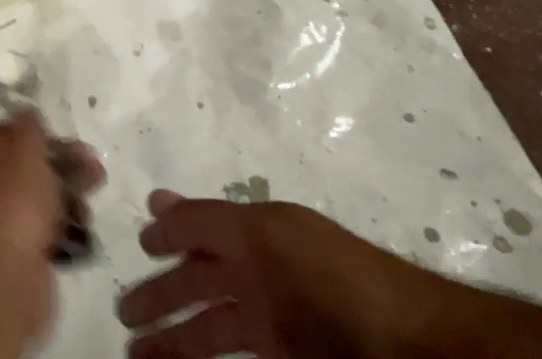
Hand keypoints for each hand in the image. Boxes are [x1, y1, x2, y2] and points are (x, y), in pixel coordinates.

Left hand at [0, 111, 104, 339]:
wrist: (8, 274)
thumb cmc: (18, 201)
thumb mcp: (26, 149)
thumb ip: (29, 126)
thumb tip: (27, 109)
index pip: (13, 130)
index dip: (41, 132)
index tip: (67, 136)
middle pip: (35, 163)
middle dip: (68, 165)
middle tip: (97, 170)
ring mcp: (10, 214)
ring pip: (48, 196)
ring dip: (73, 197)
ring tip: (90, 205)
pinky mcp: (28, 246)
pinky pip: (53, 229)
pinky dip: (69, 228)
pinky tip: (82, 231)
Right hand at [117, 191, 434, 358]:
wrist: (418, 348)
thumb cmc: (335, 280)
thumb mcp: (266, 234)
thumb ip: (207, 220)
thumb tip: (154, 198)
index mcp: (257, 237)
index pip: (201, 231)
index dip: (169, 235)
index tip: (139, 244)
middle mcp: (263, 277)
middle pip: (200, 284)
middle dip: (160, 295)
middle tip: (123, 313)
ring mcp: (278, 325)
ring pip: (212, 330)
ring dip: (173, 340)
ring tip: (135, 353)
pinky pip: (235, 358)